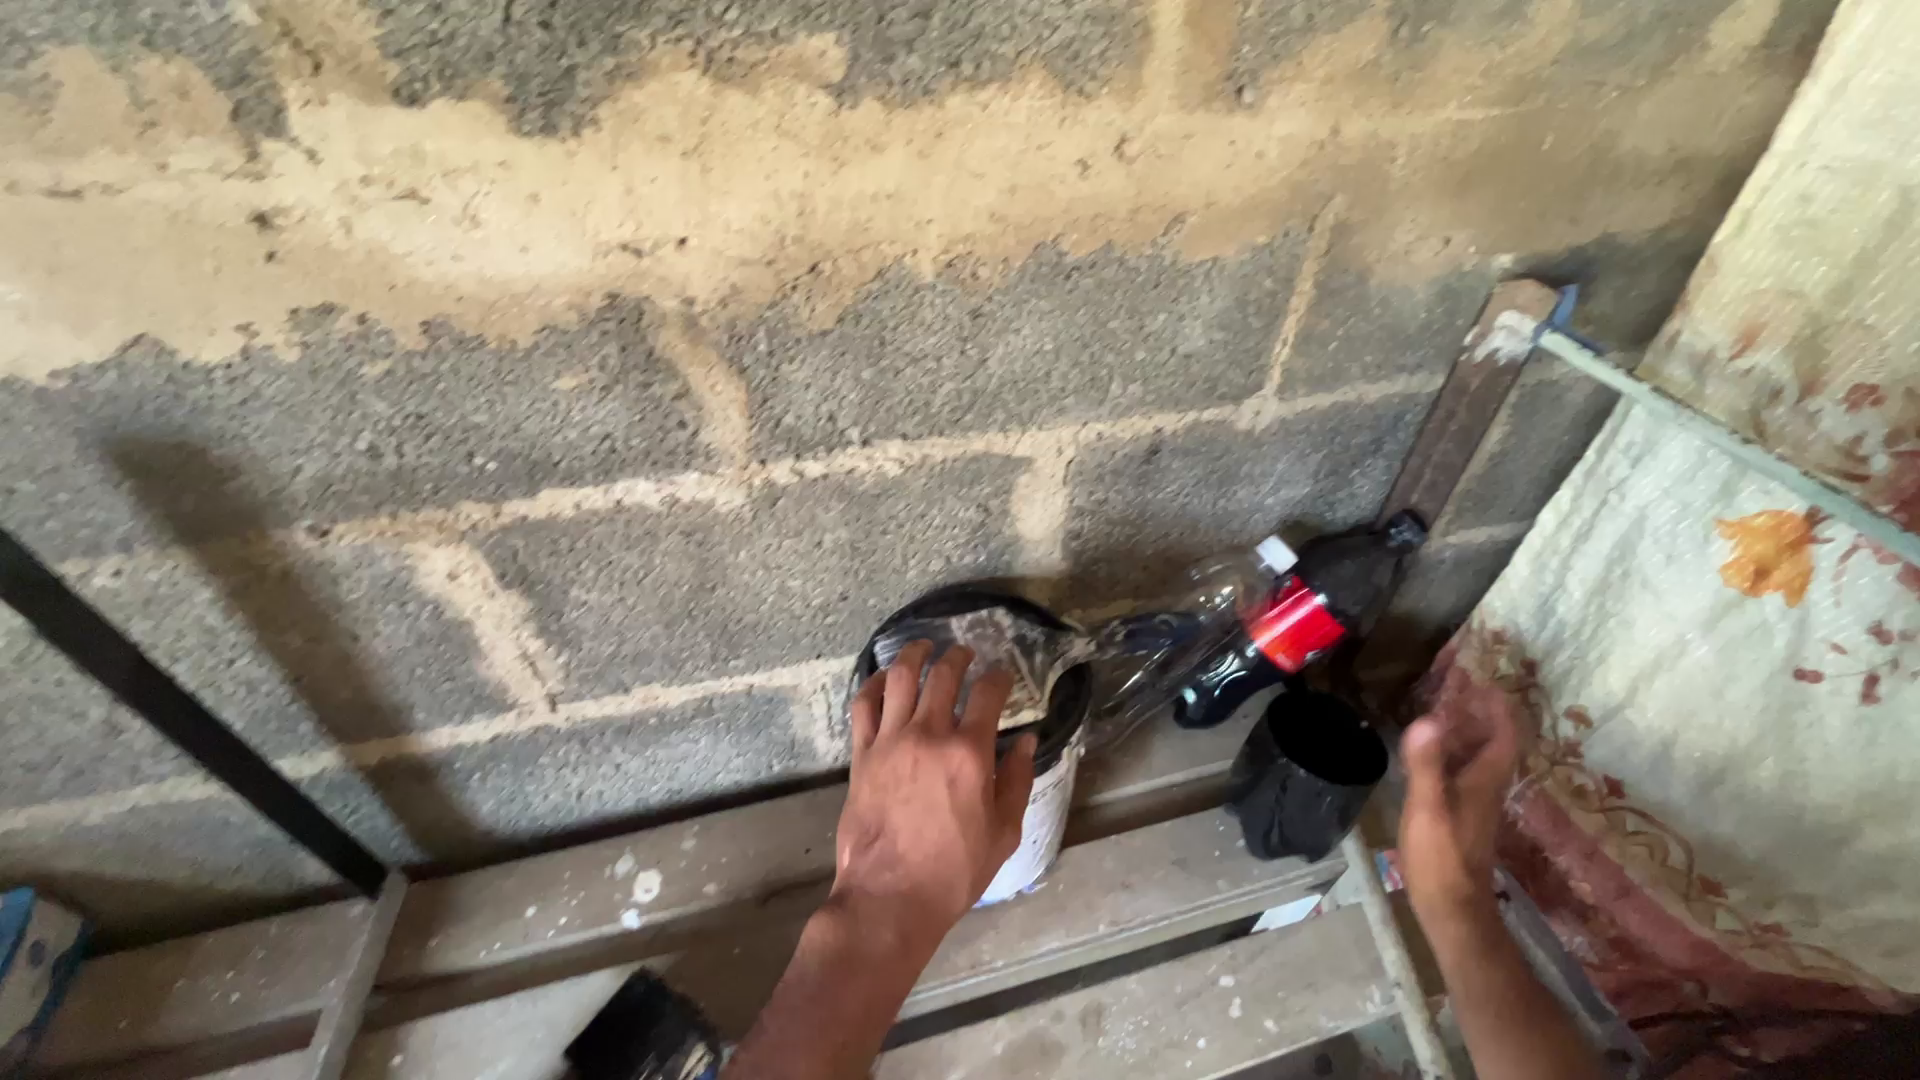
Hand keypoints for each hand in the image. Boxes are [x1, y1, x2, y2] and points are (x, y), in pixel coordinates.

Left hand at [832, 641, 1036, 954]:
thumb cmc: (954, 870)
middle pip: (943, 675)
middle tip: (965, 654)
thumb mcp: (1003, 832)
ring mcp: (891, 741)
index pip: (987, 694)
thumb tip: (1027, 742)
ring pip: (900, 678)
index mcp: (969, 753)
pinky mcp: (862, 754)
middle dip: (958, 657)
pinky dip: (873, 684)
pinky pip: (863, 705)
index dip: (998, 677)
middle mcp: (929, 735)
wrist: (890, 896)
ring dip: (914, 655)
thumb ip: (1018, 781)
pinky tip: (883, 678)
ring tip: (924, 647)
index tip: (1002, 675)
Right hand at [1397, 683, 1520, 926]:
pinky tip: (1428, 750)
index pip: (1502, 734)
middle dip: (1477, 711)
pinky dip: (1449, 751)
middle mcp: (1485, 786)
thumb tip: (1428, 718)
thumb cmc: (1441, 856)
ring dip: (1463, 730)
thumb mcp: (1427, 807)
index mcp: (1483, 780)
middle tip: (1454, 685)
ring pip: (1476, 755)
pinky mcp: (1460, 813)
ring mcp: (1474, 801)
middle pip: (1491, 741)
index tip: (1480, 678)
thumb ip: (1425, 764)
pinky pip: (1461, 769)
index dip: (1495, 706)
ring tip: (1439, 708)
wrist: (1452, 907)